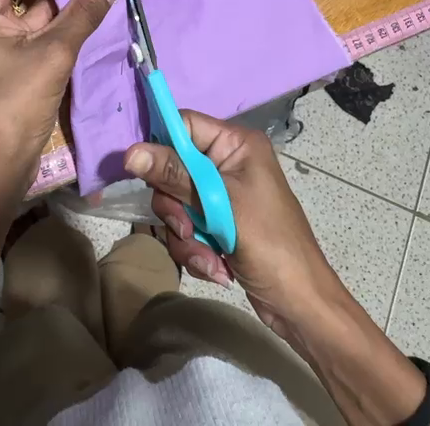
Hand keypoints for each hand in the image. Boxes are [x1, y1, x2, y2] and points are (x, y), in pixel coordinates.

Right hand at [123, 111, 342, 342]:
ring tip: (209, 259)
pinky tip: (217, 268)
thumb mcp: (220, 206)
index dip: (159, 146)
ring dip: (186, 237)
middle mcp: (227, 163)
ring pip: (176, 204)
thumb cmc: (270, 244)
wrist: (299, 305)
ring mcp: (222, 195)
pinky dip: (195, 251)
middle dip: (176, 208)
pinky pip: (187, 229)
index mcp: (236, 144)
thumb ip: (175, 176)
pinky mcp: (218, 224)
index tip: (140, 172)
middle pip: (173, 170)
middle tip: (188, 229)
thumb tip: (130, 152)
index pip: (184, 125)